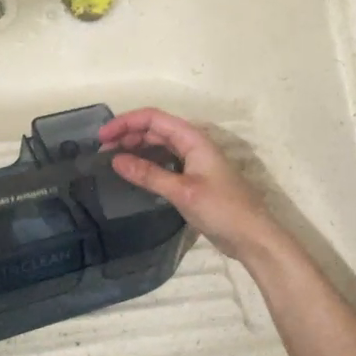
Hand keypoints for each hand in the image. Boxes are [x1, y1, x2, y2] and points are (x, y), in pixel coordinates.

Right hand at [100, 108, 281, 262]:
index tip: (102, 137)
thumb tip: (115, 160)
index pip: (153, 118)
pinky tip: (133, 173)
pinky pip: (164, 162)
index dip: (126, 122)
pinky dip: (146, 163)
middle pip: (155, 129)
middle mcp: (193, 144)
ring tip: (112, 160)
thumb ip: (149, 174)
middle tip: (101, 151)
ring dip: (135, 148)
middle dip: (127, 134)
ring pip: (159, 145)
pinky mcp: (193, 179)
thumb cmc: (222, 210)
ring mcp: (194, 162)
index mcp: (193, 139)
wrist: (254, 237)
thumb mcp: (182, 192)